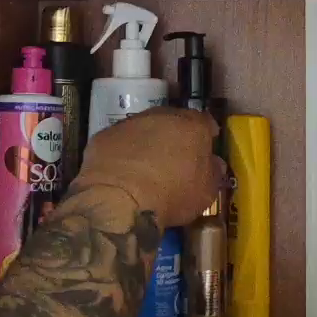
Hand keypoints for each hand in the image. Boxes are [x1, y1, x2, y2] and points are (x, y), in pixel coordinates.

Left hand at [71, 108, 223, 229]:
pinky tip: (121, 172)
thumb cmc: (171, 195)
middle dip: (175, 134)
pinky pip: (119, 141)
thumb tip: (213, 164)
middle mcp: (161, 116)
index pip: (205, 121)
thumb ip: (212, 173)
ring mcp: (129, 123)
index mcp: (191, 126)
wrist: (118, 199)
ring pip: (143, 127)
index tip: (207, 145)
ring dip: (147, 141)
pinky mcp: (103, 136)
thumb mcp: (205, 193)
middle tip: (176, 156)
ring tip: (146, 166)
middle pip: (173, 120)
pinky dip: (122, 152)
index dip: (207, 133)